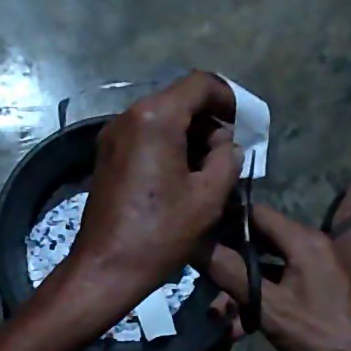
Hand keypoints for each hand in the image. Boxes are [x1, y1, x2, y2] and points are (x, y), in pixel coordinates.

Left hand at [67, 71, 242, 302]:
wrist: (106, 267)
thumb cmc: (160, 232)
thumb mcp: (208, 196)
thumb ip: (227, 159)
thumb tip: (228, 145)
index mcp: (155, 118)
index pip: (199, 84)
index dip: (228, 99)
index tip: (244, 126)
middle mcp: (128, 117)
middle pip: (178, 99)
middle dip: (209, 120)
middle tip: (229, 153)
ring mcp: (112, 137)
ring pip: (161, 119)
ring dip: (190, 135)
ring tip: (209, 168)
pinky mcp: (106, 157)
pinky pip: (144, 137)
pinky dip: (168, 145)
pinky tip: (183, 175)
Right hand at [199, 204, 350, 350]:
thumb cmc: (318, 333)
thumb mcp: (268, 304)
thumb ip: (230, 272)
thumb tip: (196, 245)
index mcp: (304, 240)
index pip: (256, 213)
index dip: (224, 219)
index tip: (197, 234)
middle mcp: (312, 246)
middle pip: (260, 240)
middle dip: (229, 257)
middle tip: (201, 273)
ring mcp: (318, 269)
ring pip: (268, 267)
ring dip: (241, 286)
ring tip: (216, 313)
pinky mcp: (319, 290)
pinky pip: (281, 284)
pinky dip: (260, 298)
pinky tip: (239, 327)